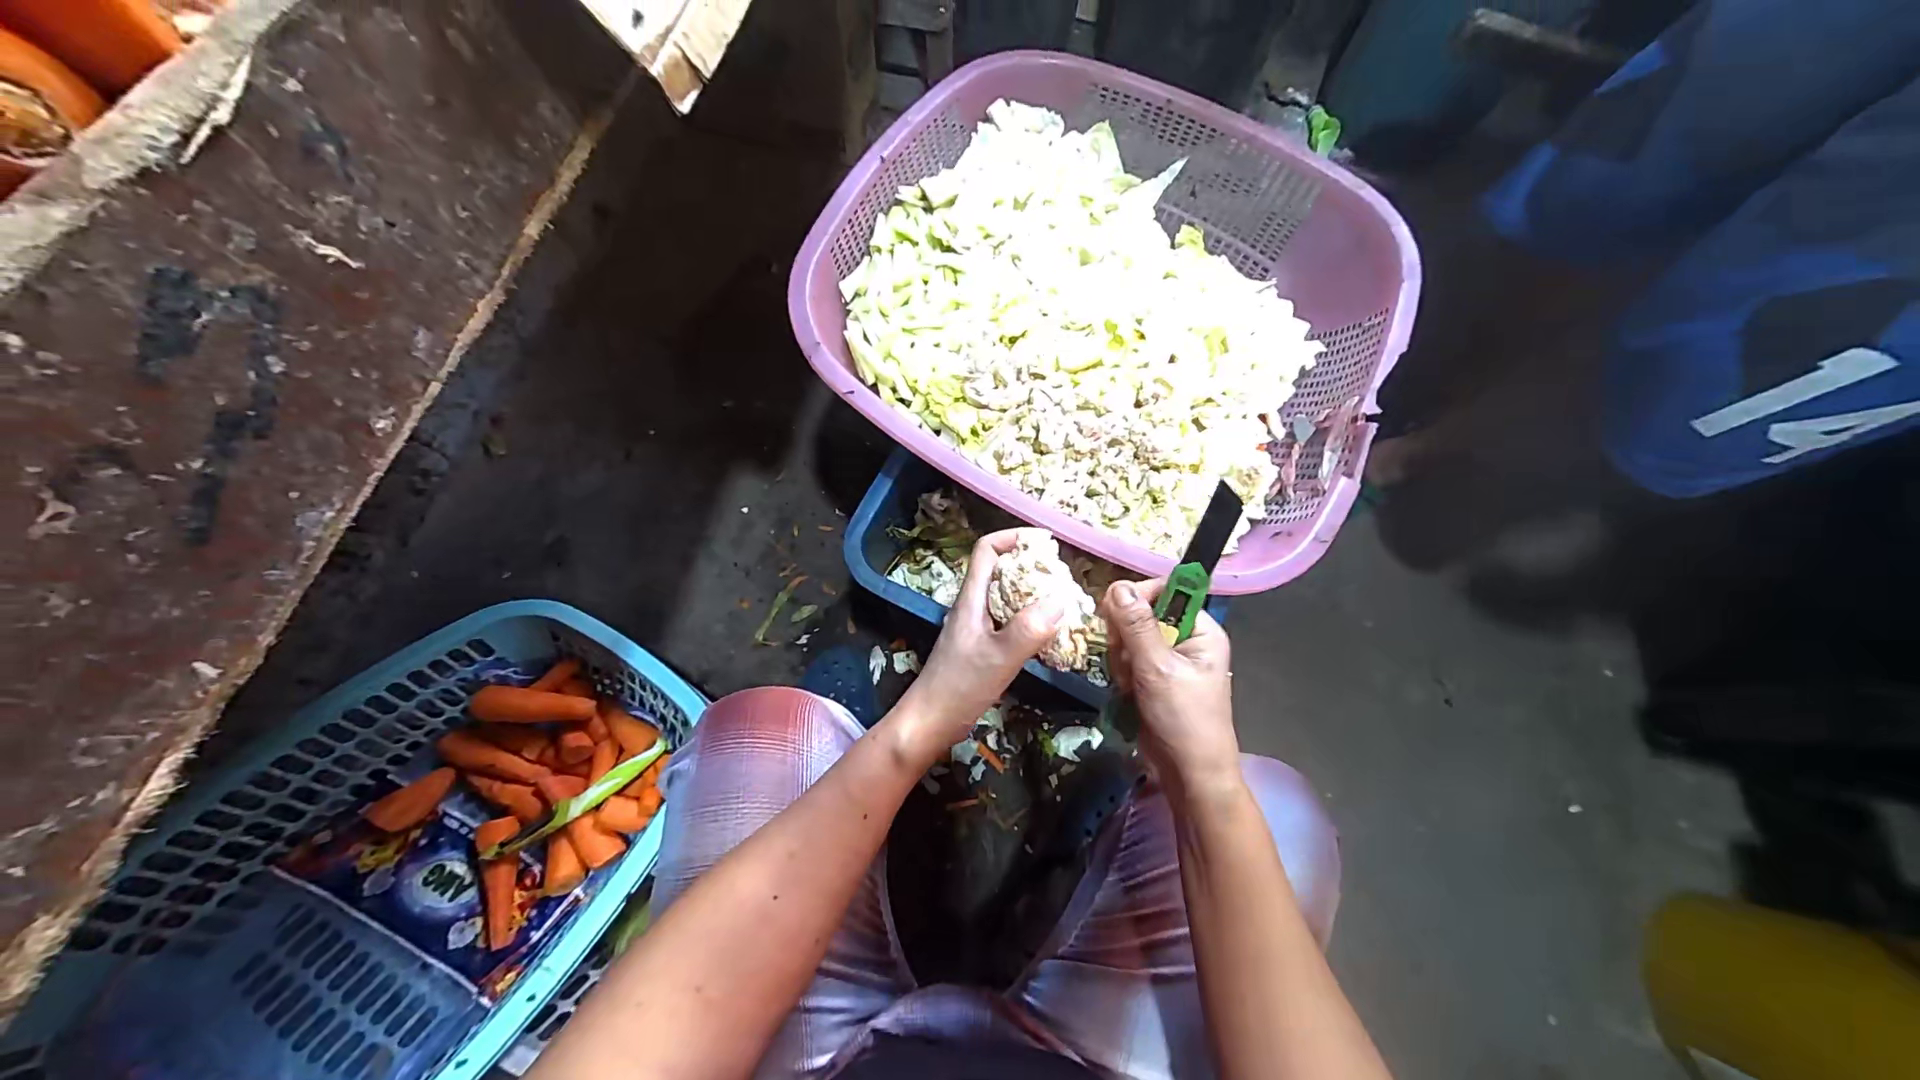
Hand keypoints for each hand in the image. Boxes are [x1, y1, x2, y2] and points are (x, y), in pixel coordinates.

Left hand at [895, 528, 1066, 760]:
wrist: (929, 723)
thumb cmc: (959, 687)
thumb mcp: (998, 657)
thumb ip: (1028, 629)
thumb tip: (1061, 600)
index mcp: (971, 599)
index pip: (987, 550)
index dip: (1014, 537)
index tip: (1046, 543)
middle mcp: (974, 607)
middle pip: (1001, 571)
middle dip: (1032, 567)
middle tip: (1064, 578)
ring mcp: (978, 628)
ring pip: (1008, 598)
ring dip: (1034, 594)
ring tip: (1064, 602)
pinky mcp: (983, 648)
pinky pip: (1011, 622)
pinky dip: (1031, 621)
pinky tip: (1050, 636)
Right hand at [1100, 579, 1239, 797]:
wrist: (1188, 773)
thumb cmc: (1184, 719)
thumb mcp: (1158, 668)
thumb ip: (1136, 626)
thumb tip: (1117, 586)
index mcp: (1201, 630)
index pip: (1166, 591)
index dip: (1138, 596)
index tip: (1115, 612)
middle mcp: (1184, 639)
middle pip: (1140, 613)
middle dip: (1126, 637)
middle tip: (1129, 661)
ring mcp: (1166, 659)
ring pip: (1127, 637)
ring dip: (1121, 659)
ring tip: (1132, 684)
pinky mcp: (1150, 677)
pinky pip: (1124, 659)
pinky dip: (1121, 674)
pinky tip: (1127, 692)